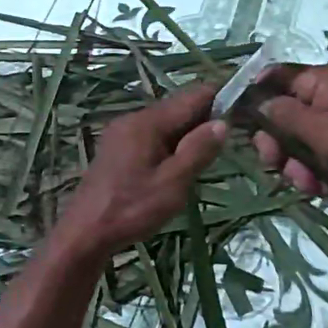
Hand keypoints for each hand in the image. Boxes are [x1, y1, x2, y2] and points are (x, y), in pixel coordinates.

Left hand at [53, 85, 227, 254]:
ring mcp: (121, 133)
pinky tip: (178, 166)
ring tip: (206, 157)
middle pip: (177, 108)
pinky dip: (169, 144)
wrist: (85, 231)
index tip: (242, 110)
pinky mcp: (116, 149)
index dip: (219, 98)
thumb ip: (198, 150)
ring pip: (164, 123)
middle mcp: (132, 119)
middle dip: (204, 119)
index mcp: (147, 122)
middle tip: (228, 141)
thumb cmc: (132, 208)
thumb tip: (222, 122)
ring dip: (186, 134)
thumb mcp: (172, 183)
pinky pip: (151, 136)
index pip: (191, 96)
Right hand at [252, 64, 327, 207]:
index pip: (272, 76)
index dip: (250, 96)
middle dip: (276, 143)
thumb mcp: (326, 132)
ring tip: (310, 185)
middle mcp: (326, 96)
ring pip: (293, 141)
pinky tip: (323, 190)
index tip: (232, 123)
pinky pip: (312, 157)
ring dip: (294, 165)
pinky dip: (312, 174)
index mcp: (323, 81)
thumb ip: (285, 115)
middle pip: (278, 114)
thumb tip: (254, 102)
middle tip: (277, 165)